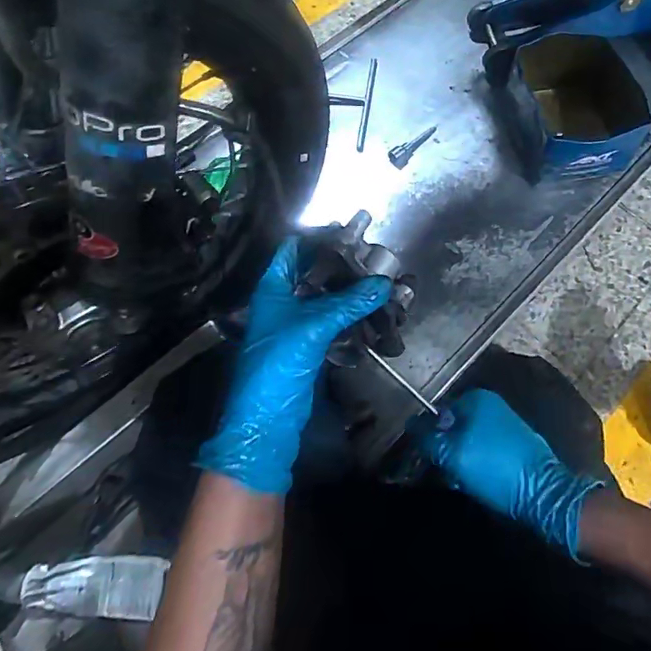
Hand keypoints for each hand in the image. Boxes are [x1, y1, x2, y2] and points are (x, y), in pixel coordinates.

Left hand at [195, 238, 390, 493]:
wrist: (266, 419)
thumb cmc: (278, 363)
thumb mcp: (313, 326)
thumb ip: (348, 303)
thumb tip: (384, 284)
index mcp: (272, 287)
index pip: (293, 249)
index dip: (318, 237)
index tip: (350, 231)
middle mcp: (283, 301)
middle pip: (314, 274)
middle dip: (343, 267)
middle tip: (374, 258)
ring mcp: (296, 325)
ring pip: (327, 300)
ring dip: (351, 294)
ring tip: (381, 284)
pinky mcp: (309, 347)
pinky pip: (334, 323)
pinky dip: (352, 318)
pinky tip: (375, 314)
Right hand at [415, 389, 605, 558]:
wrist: (544, 494)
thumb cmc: (494, 469)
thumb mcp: (453, 455)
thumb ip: (429, 438)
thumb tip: (411, 424)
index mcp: (477, 398)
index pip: (439, 414)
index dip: (432, 438)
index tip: (435, 461)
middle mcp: (492, 404)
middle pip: (455, 427)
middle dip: (449, 450)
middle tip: (450, 474)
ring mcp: (506, 423)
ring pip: (469, 441)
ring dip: (463, 461)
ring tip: (465, 482)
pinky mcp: (516, 443)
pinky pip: (486, 449)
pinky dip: (480, 464)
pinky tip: (481, 483)